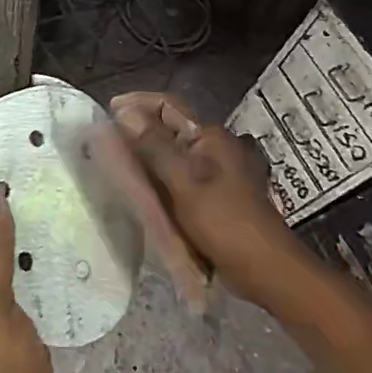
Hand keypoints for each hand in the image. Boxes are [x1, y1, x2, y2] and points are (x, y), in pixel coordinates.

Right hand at [110, 93, 308, 308]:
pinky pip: (181, 180)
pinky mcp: (216, 197)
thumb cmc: (225, 221)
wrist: (265, 268)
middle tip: (106, 143)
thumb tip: (125, 113)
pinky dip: (161, 182)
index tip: (108, 111)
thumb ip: (154, 146)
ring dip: (148, 159)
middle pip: (170, 131)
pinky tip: (143, 194)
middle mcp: (215, 147)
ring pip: (174, 157)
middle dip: (139, 133)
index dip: (138, 104)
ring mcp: (218, 173)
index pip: (168, 106)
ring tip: (117, 167)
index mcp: (211, 136)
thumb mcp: (184, 181)